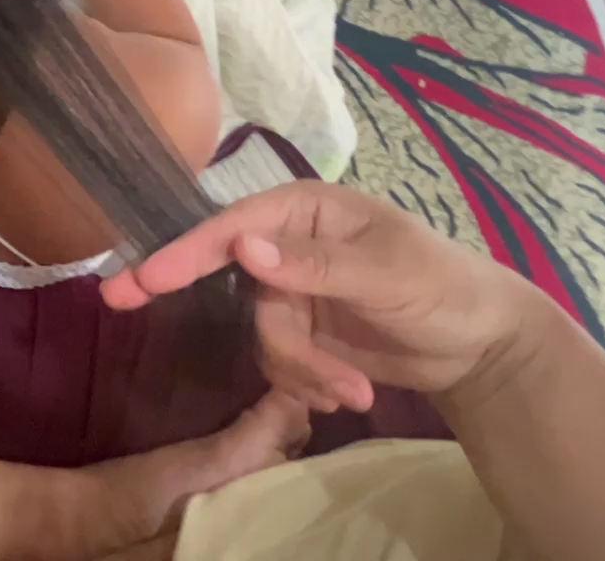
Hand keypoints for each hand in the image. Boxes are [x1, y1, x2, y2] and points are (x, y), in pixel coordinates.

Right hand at [102, 181, 549, 412]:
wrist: (486, 349)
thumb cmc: (443, 286)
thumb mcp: (385, 272)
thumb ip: (312, 262)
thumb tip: (240, 246)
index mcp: (297, 211)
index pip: (227, 228)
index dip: (181, 252)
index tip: (142, 278)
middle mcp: (281, 246)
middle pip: (229, 284)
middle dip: (214, 311)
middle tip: (118, 301)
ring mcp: (288, 291)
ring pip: (258, 333)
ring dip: (298, 369)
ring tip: (350, 393)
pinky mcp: (300, 332)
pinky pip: (277, 361)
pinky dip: (307, 383)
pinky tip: (347, 392)